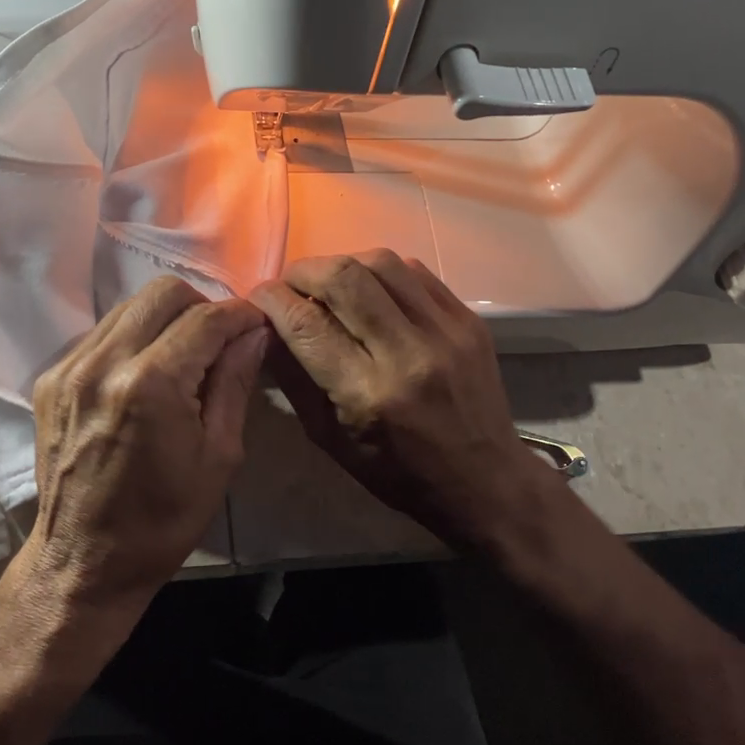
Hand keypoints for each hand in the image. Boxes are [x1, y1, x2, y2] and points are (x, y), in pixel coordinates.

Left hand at [27, 276, 269, 608]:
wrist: (84, 559)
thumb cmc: (163, 519)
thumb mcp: (219, 456)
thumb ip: (235, 382)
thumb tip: (255, 332)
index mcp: (151, 385)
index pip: (206, 319)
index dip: (240, 315)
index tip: (257, 323)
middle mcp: (104, 362)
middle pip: (163, 293)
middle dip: (201, 306)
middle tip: (219, 340)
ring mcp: (70, 366)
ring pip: (129, 306)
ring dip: (165, 319)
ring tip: (183, 355)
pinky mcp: (51, 377)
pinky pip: (101, 333)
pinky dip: (132, 338)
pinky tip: (144, 373)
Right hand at [249, 250, 547, 543]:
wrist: (485, 481)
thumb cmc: (398, 471)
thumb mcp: (329, 438)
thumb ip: (294, 378)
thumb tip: (266, 326)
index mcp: (368, 394)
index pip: (307, 323)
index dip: (273, 299)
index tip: (258, 297)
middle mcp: (408, 354)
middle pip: (344, 277)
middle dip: (304, 272)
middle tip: (291, 286)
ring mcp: (445, 331)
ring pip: (380, 263)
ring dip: (342, 265)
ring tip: (329, 285)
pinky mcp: (468, 319)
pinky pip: (414, 272)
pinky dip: (381, 273)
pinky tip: (371, 292)